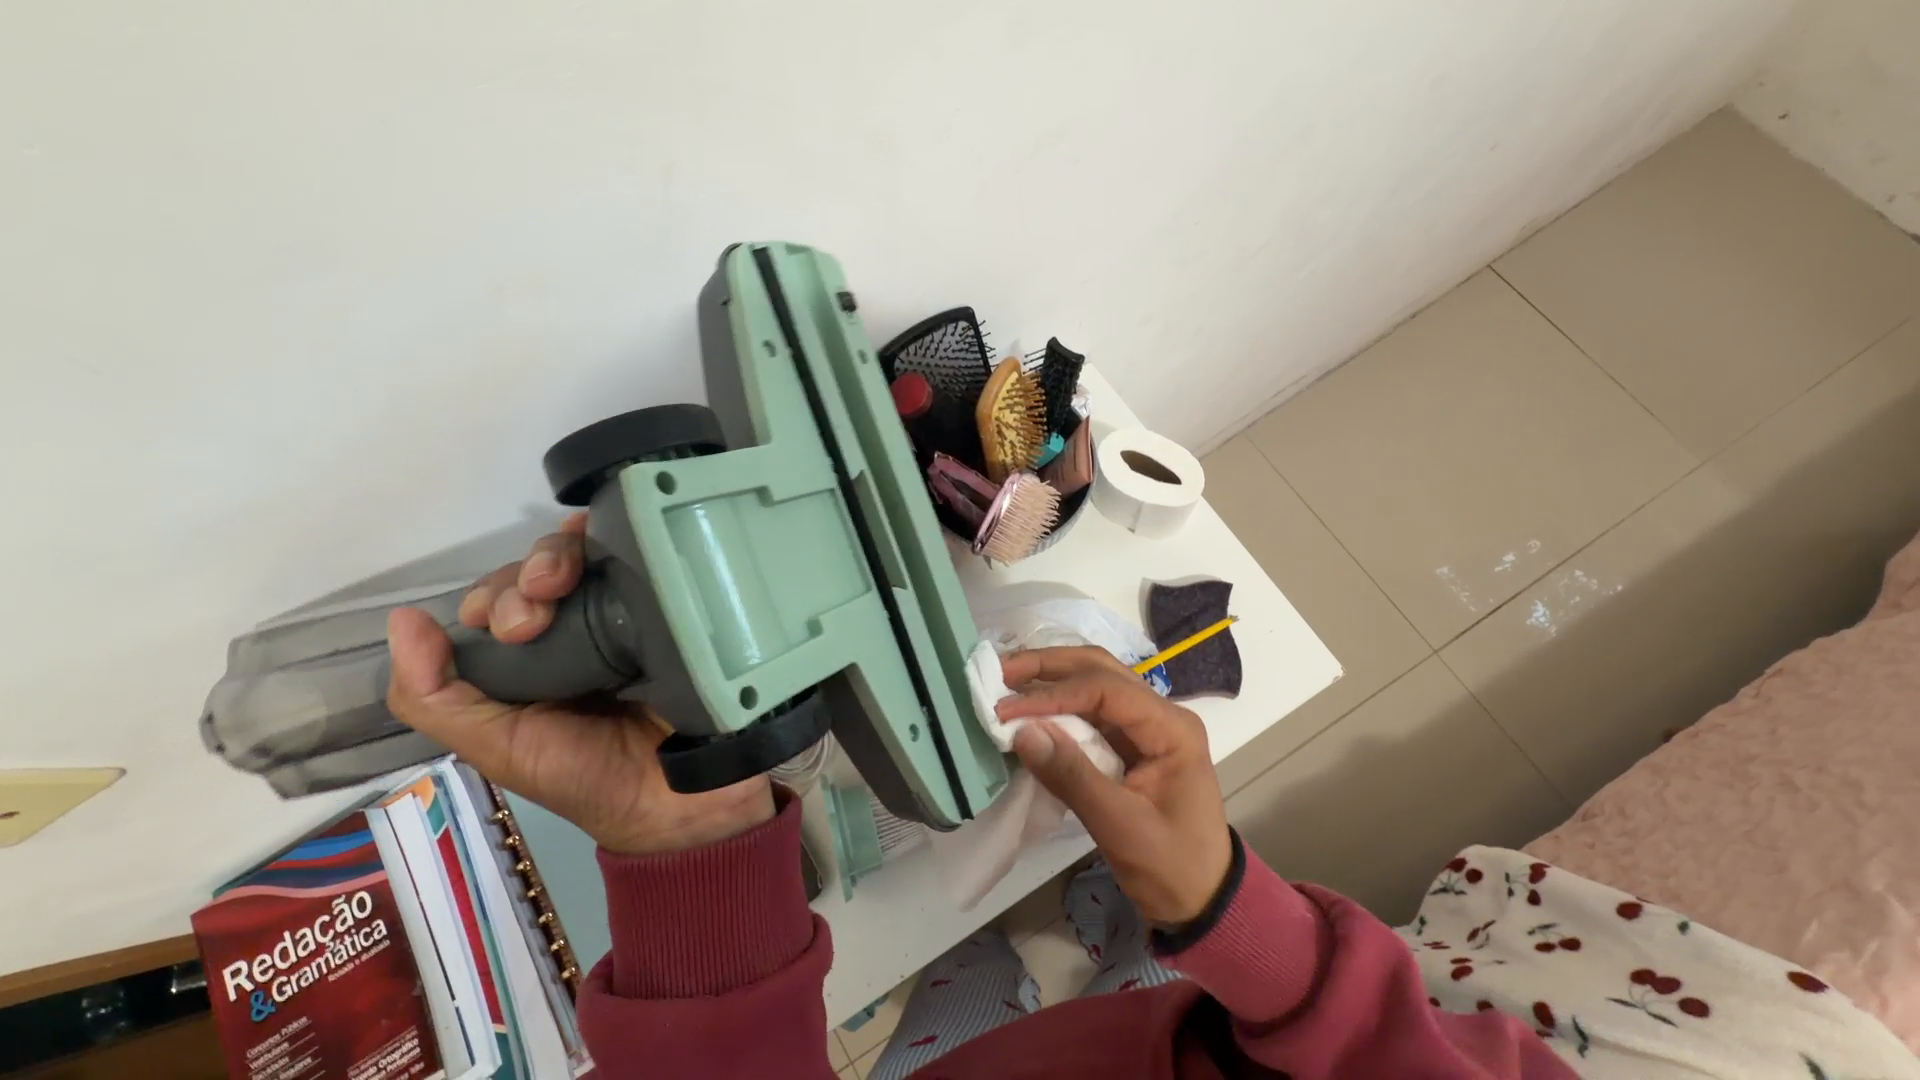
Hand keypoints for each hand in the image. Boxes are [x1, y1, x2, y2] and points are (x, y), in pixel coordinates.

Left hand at [385, 512, 773, 855]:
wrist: (673, 784)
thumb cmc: (584, 772)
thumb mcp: (494, 744)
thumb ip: (433, 698)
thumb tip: (403, 618)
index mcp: (530, 662)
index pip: (502, 603)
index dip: (492, 598)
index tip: (497, 622)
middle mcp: (575, 628)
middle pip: (538, 574)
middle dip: (520, 582)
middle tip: (532, 617)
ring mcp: (625, 610)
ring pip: (579, 558)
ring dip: (556, 556)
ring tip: (562, 583)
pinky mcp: (666, 600)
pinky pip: (633, 555)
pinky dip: (606, 532)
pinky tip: (597, 529)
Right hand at [997, 647, 1232, 925]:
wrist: (1201, 902)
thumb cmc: (1170, 866)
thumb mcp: (1120, 826)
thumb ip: (1072, 775)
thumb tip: (1021, 732)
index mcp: (1171, 728)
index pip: (1105, 689)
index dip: (1052, 693)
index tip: (1006, 708)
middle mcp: (1160, 715)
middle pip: (1100, 669)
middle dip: (1049, 665)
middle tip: (1000, 670)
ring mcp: (1144, 728)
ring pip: (1093, 684)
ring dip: (1050, 679)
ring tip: (1006, 681)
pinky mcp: (1128, 745)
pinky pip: (1089, 713)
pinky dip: (1056, 706)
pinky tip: (1027, 709)